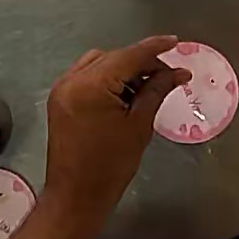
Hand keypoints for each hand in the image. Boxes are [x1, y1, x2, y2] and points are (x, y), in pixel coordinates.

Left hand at [42, 36, 191, 226]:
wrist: (76, 196)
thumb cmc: (111, 165)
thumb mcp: (139, 125)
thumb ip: (156, 91)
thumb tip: (177, 73)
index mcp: (91, 85)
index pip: (129, 56)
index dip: (154, 48)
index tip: (176, 42)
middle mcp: (72, 80)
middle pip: (114, 57)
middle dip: (141, 62)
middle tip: (168, 75)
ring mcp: (63, 89)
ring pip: (100, 64)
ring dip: (124, 69)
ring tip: (148, 86)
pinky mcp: (60, 100)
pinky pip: (87, 77)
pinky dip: (108, 79)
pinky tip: (126, 94)